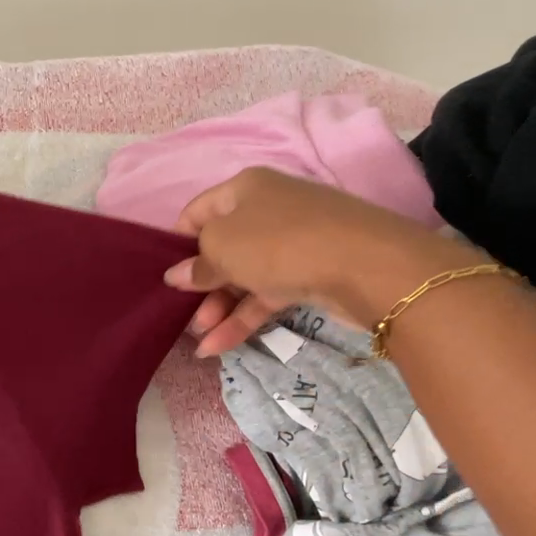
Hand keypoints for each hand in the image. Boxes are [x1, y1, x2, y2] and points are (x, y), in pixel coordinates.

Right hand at [163, 167, 481, 354]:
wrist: (370, 266)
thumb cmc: (279, 244)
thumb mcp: (220, 249)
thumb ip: (195, 264)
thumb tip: (178, 274)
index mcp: (245, 189)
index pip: (196, 213)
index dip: (177, 244)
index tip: (165, 275)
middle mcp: (269, 208)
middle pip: (221, 248)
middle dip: (200, 285)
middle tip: (184, 313)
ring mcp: (294, 241)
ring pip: (244, 276)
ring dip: (219, 307)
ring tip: (202, 338)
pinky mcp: (313, 271)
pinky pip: (268, 293)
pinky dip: (244, 318)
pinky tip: (220, 346)